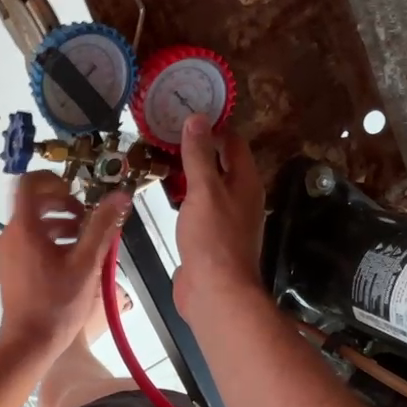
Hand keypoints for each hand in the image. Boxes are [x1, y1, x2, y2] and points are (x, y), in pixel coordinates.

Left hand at [0, 172, 131, 356]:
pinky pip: (30, 241)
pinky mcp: (11, 268)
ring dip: (60, 224)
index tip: (76, 191)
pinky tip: (72, 261)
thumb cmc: (57, 305)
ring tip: (85, 242)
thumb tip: (120, 196)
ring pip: (33, 223)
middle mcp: (10, 235)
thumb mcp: (86, 263)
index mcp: (24, 228)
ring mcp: (8, 252)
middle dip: (63, 204)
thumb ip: (102, 226)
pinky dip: (50, 240)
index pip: (29, 182)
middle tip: (86, 219)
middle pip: (34, 202)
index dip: (53, 179)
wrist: (28, 343)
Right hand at [175, 114, 264, 321]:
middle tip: (165, 136)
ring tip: (161, 161)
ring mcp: (226, 220)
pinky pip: (197, 209)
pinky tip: (166, 197)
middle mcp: (241, 198)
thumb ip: (199, 155)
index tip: (185, 115)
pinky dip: (184, 198)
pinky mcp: (210, 239)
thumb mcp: (203, 190)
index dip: (213, 126)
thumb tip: (197, 118)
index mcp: (246, 182)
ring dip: (188, 175)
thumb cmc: (212, 239)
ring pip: (208, 187)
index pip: (233, 142)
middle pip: (221, 164)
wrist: (215, 292)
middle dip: (197, 149)